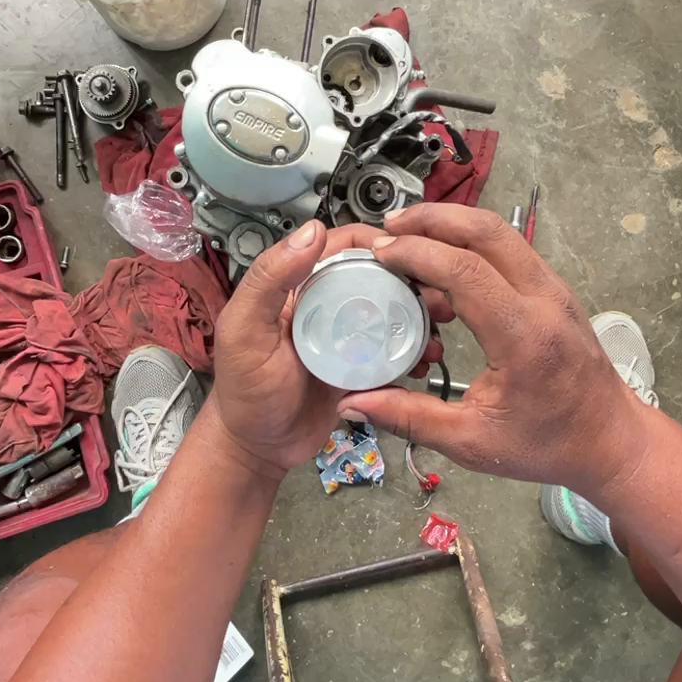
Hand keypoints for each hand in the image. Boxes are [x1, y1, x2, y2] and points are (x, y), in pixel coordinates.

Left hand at [203, 220, 443, 479]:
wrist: (258, 450)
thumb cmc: (244, 391)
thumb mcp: (245, 330)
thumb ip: (269, 279)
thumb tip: (311, 230)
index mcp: (300, 286)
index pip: (343, 246)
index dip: (377, 242)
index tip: (410, 254)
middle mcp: (328, 305)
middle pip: (378, 276)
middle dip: (412, 280)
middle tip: (437, 297)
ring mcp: (348, 337)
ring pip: (392, 313)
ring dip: (418, 316)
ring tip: (438, 330)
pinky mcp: (362, 368)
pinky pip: (394, 351)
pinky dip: (412, 352)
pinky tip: (423, 362)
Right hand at [335, 204, 652, 495]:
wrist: (611, 439)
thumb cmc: (548, 443)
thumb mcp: (472, 442)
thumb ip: (409, 417)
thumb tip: (354, 403)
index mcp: (525, 337)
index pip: (466, 271)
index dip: (417, 253)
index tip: (380, 253)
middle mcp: (544, 300)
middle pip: (486, 230)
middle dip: (432, 218)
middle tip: (389, 227)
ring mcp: (553, 288)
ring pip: (499, 231)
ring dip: (450, 224)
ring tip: (407, 236)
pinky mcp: (552, 287)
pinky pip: (507, 247)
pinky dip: (468, 242)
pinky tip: (439, 263)